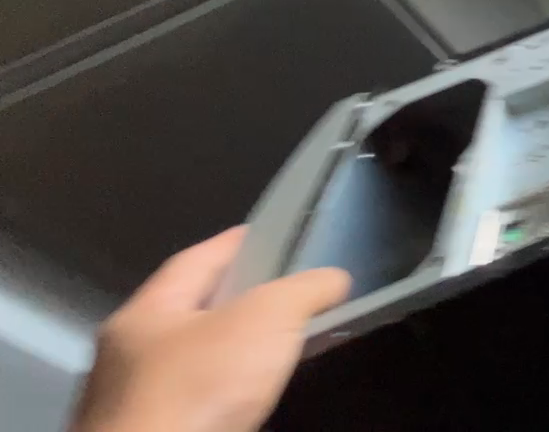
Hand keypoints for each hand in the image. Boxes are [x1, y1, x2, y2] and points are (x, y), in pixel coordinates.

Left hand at [70, 228, 349, 431]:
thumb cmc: (202, 382)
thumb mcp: (272, 313)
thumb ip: (310, 285)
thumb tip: (333, 282)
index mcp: (144, 314)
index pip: (199, 258)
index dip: (244, 240)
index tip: (283, 230)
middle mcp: (130, 355)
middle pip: (202, 307)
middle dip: (252, 295)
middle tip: (304, 282)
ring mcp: (137, 401)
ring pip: (207, 353)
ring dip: (249, 343)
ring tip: (299, 333)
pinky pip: (210, 392)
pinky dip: (242, 381)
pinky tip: (272, 381)